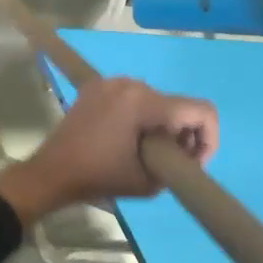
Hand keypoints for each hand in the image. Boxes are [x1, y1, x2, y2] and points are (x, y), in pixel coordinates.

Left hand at [0, 77, 218, 225]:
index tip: (194, 162)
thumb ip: (180, 164)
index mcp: (143, 102)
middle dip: (183, 134)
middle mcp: (130, 83)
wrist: (52, 172)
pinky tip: (130, 140)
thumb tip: (189, 153)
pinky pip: (133, 98)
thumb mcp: (150, 181)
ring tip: (151, 152)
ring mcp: (110, 82)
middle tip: (173, 161)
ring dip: (162, 125)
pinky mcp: (96, 88)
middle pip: (177, 105)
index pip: (200, 110)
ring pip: (156, 101)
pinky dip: (141, 117)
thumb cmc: (100, 177)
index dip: (209, 138)